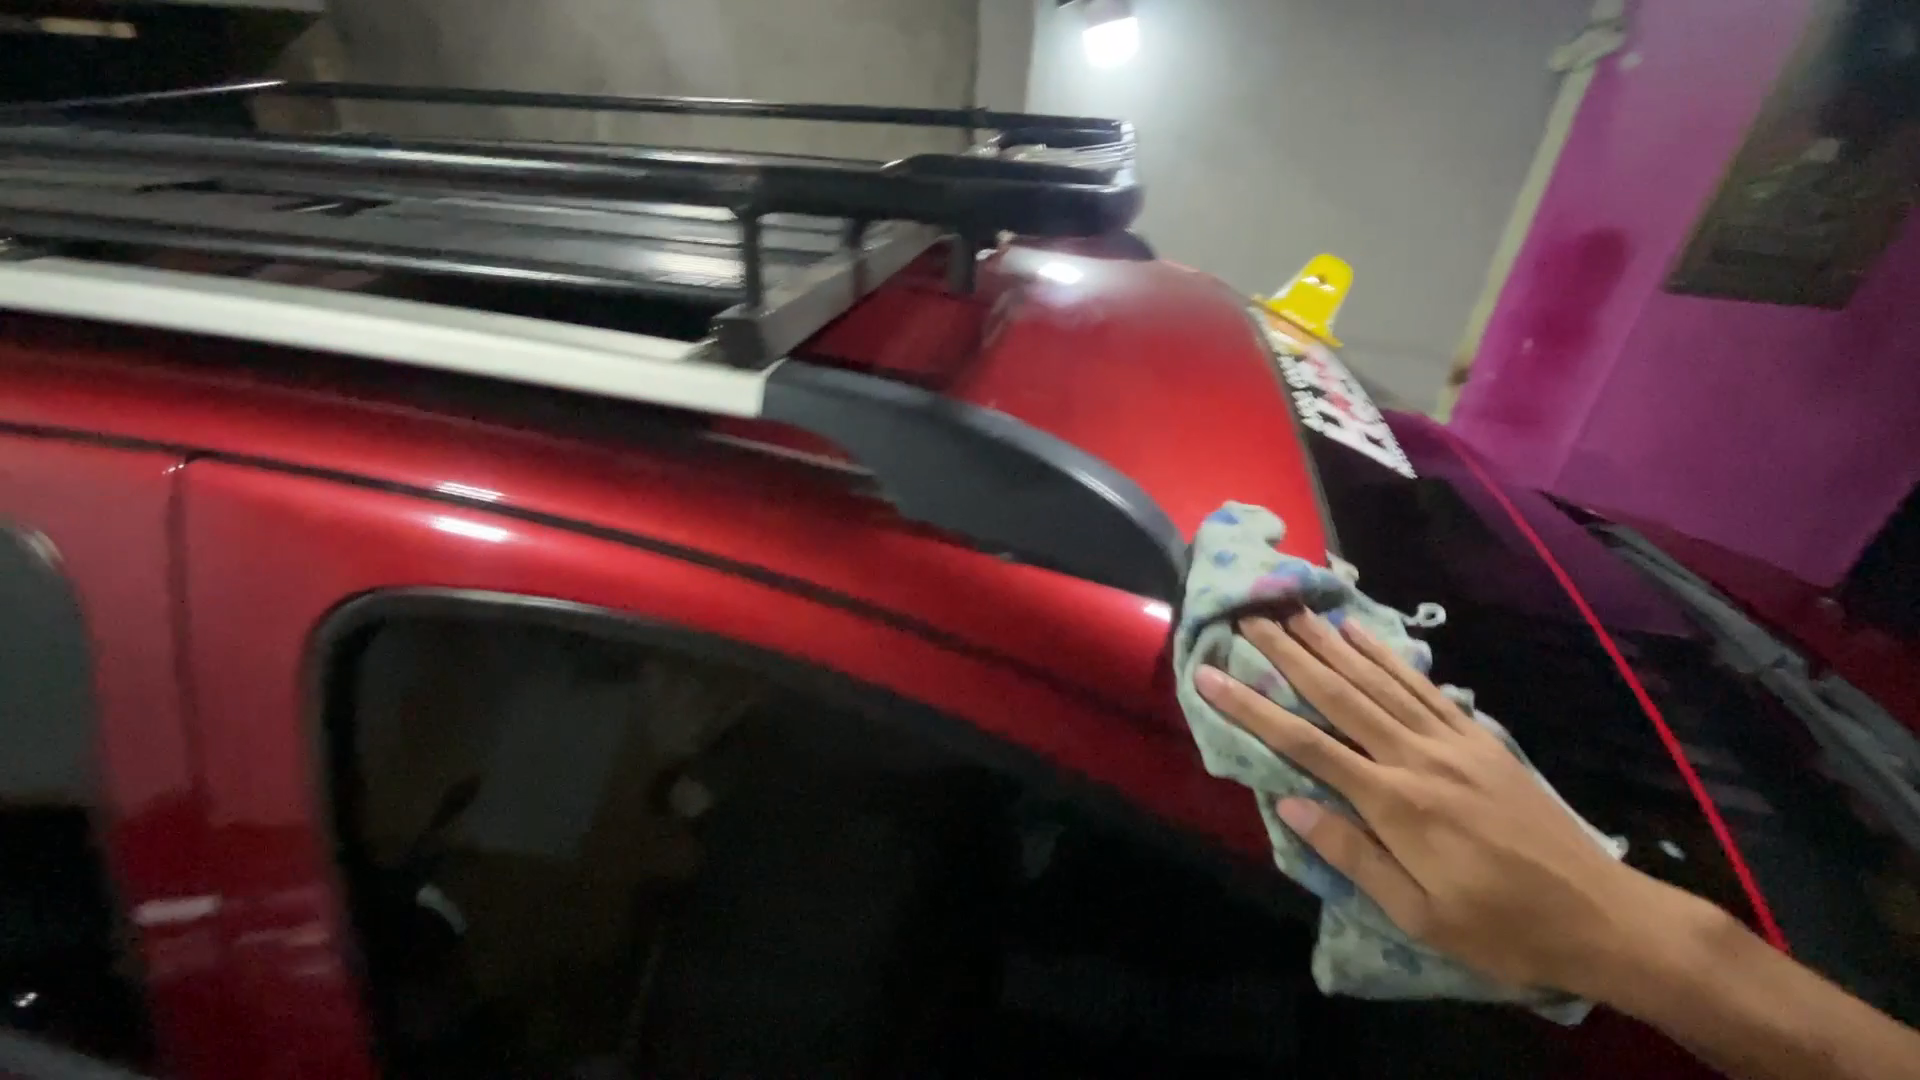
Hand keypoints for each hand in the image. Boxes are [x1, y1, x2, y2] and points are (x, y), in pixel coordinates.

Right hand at [1195, 611, 1672, 993]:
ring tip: (1293, 610)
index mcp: (1394, 803)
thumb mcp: (1419, 914)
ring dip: (1330, 642)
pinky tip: (1361, 632)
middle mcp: (1416, 757)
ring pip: (1377, 680)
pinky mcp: (1477, 738)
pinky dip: (1388, 655)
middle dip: (1287, 653)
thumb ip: (1351, 853)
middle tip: (1250, 616)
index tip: (1209, 675)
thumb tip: (1288, 801)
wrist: (1606, 918)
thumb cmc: (1502, 927)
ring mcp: (1450, 741)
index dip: (1251, 708)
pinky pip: (1423, 687)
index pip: (1304, 744)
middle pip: (1338, 694)